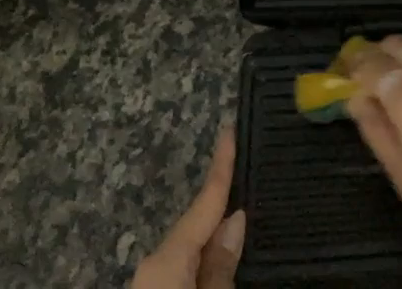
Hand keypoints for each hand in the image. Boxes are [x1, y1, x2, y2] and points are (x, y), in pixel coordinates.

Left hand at [131, 126, 245, 288]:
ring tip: (246, 219)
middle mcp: (153, 263)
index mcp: (166, 258)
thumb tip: (235, 220)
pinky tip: (219, 259)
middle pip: (197, 226)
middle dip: (223, 205)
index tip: (230, 128)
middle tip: (252, 175)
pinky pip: (184, 269)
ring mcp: (149, 281)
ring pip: (191, 250)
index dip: (221, 164)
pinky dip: (203, 259)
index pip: (203, 201)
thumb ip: (221, 265)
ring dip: (215, 237)